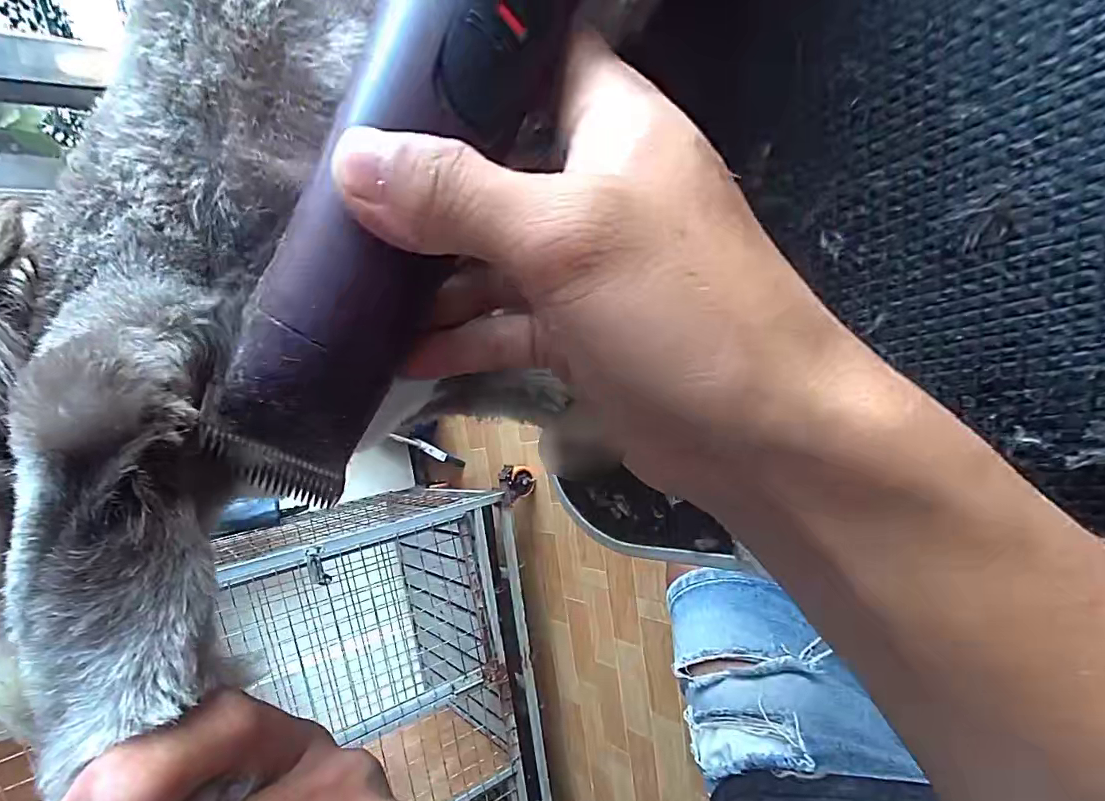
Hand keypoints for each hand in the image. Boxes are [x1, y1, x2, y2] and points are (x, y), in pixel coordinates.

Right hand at [334, 32, 879, 502]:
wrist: (755, 434)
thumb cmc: (677, 313)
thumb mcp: (563, 239)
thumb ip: (460, 197)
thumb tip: (357, 163)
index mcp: (611, 128)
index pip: (536, 61)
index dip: (467, 69)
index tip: (388, 93)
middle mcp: (595, 190)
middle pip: (494, 170)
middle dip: (426, 188)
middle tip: (349, 205)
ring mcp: (584, 269)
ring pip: (492, 258)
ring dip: (433, 278)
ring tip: (363, 294)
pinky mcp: (577, 335)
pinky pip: (505, 325)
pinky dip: (462, 339)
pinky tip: (410, 357)